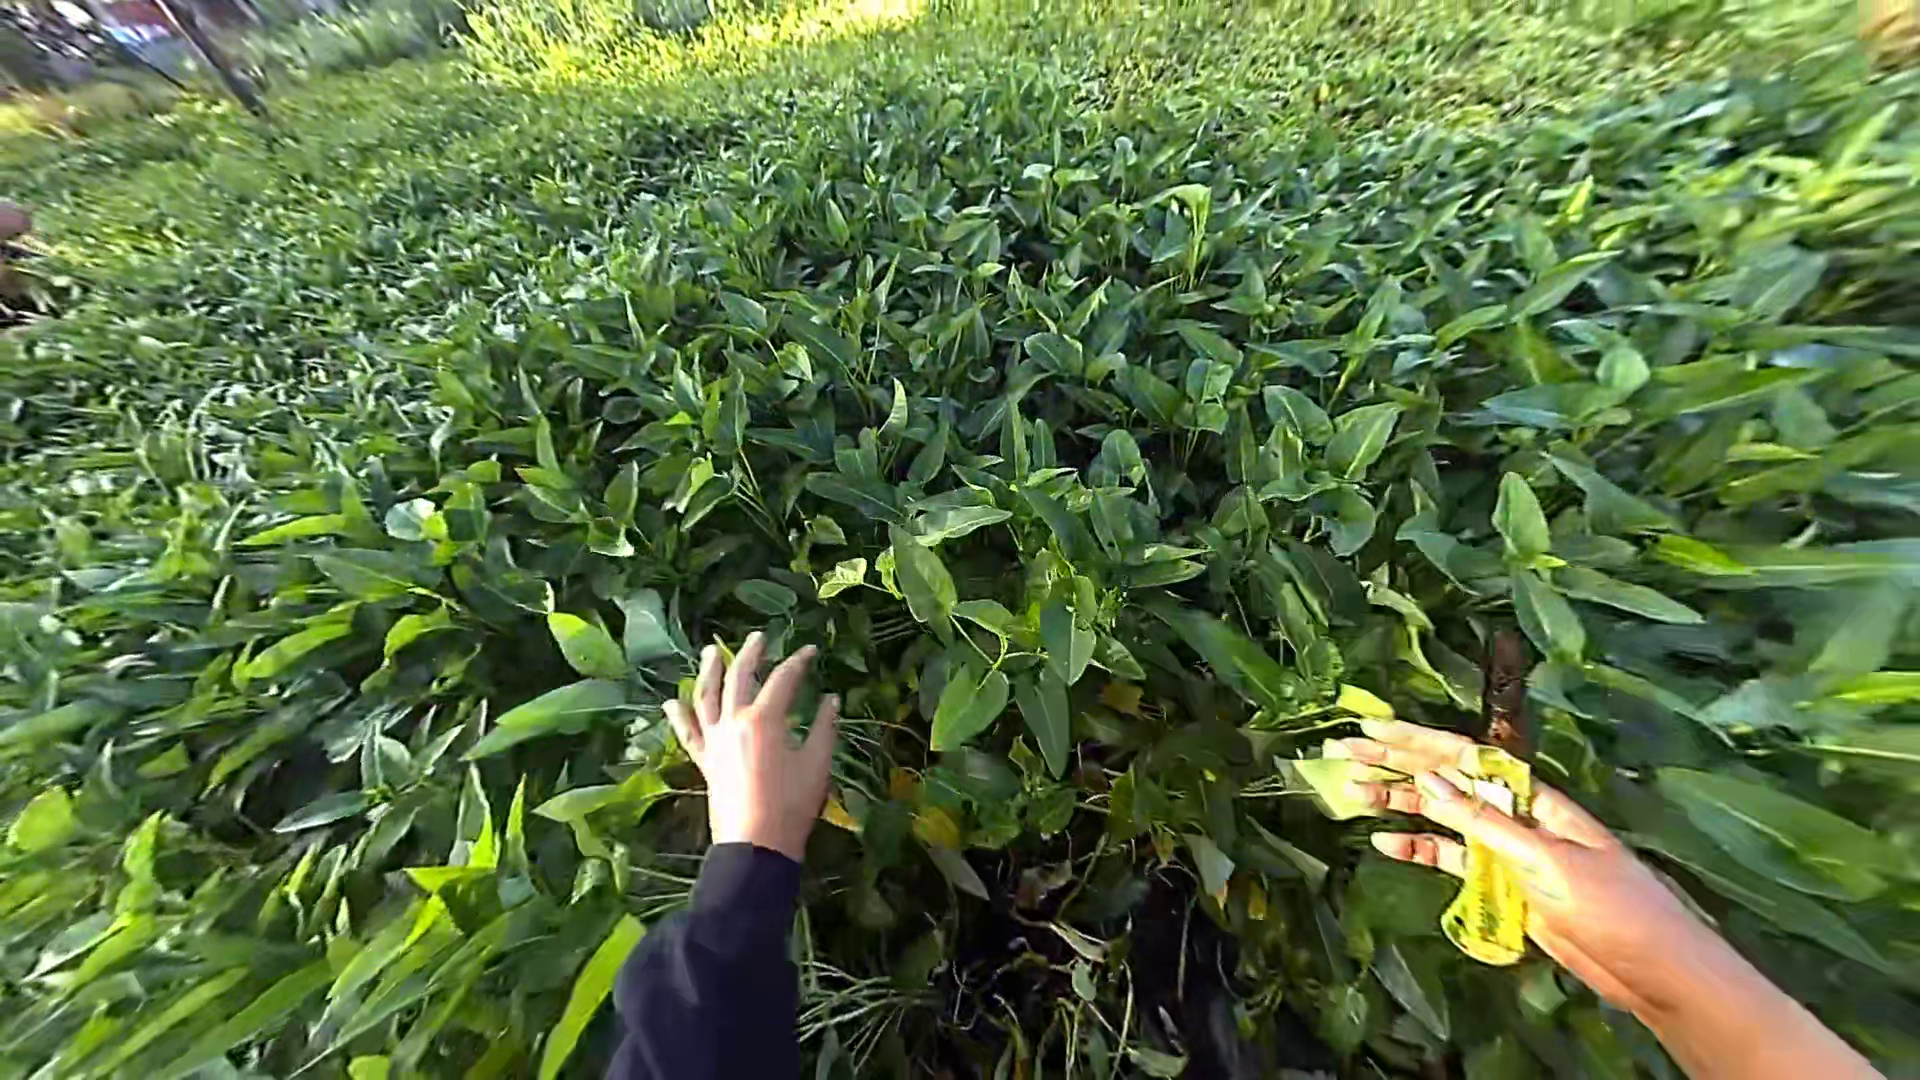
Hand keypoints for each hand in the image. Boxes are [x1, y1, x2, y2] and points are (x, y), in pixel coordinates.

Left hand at [665, 632, 838, 863]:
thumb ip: (825, 727)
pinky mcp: (704, 761)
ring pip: (706, 697)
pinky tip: (671, 702)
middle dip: (751, 653)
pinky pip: (687, 733)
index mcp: (764, 720)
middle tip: (759, 637)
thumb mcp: (817, 763)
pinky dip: (679, 716)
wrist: (755, 847)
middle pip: (740, 677)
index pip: (784, 679)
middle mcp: (733, 722)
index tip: (811, 650)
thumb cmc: (791, 805)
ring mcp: (714, 741)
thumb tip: (831, 700)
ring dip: (710, 671)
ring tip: (711, 652)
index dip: (799, 661)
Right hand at [1323, 718, 1730, 1019]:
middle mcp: (1505, 811)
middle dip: (1389, 763)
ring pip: (1433, 814)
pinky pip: (1444, 855)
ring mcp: (1497, 844)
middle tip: (1342, 752)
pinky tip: (1386, 844)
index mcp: (1526, 795)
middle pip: (1437, 778)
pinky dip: (1414, 849)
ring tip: (1353, 794)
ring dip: (1393, 802)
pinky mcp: (1493, 876)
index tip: (1369, 729)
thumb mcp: (1546, 858)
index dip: (1412, 739)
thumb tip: (1426, 777)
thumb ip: (1481, 819)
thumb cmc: (1616, 908)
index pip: (1459, 754)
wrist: (1663, 980)